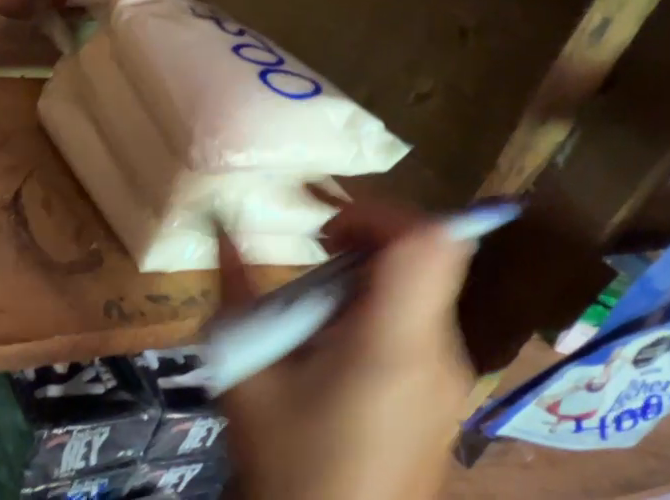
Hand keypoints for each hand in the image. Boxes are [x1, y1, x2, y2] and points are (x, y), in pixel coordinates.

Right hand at [218, 195, 476, 499]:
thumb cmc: (291, 460)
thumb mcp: (247, 371)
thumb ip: (237, 291)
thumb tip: (222, 231)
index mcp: (396, 343)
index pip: (429, 242)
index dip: (378, 210)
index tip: (318, 219)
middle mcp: (439, 356)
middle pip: (424, 262)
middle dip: (362, 238)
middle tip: (305, 243)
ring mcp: (447, 383)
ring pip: (418, 294)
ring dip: (363, 274)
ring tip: (305, 292)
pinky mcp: (438, 402)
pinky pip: (414, 327)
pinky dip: (372, 308)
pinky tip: (324, 336)